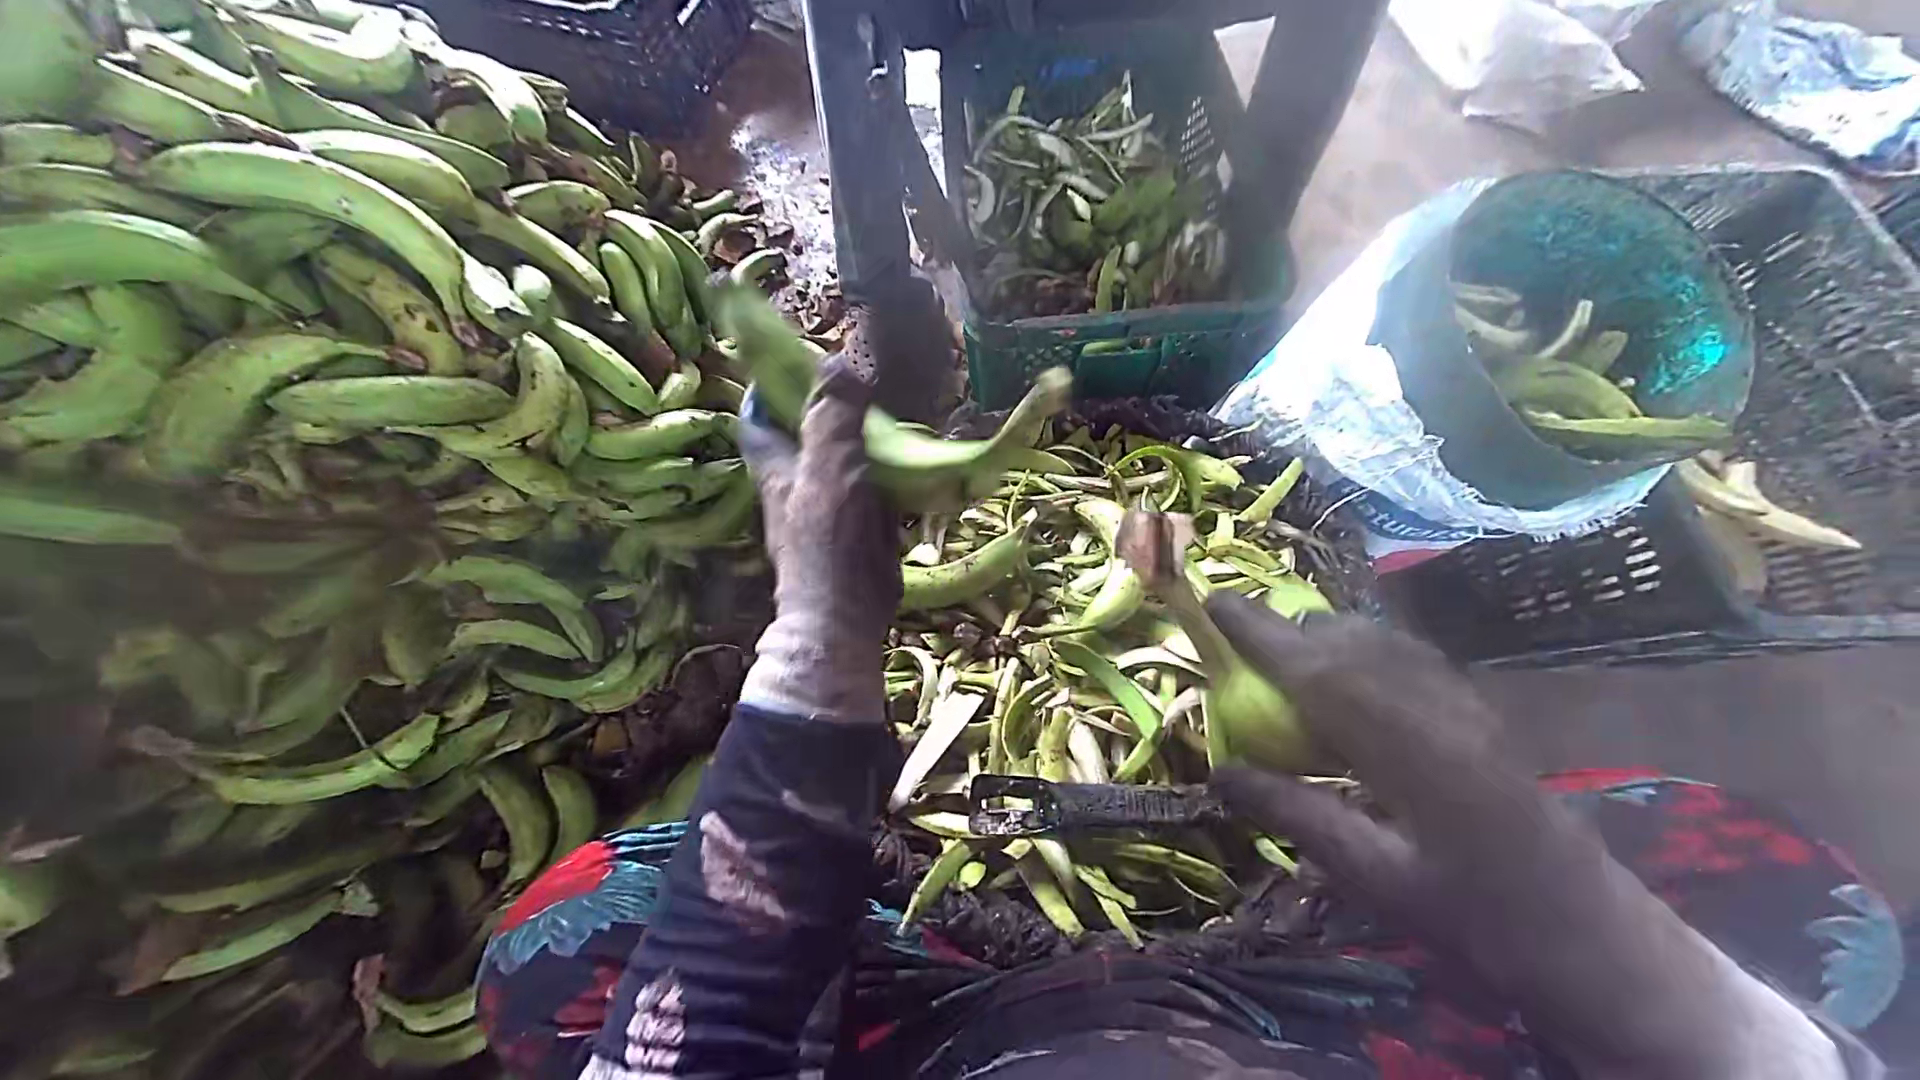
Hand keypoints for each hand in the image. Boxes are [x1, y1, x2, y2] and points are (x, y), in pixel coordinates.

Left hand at [737, 357, 899, 723]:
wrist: (845, 614)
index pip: (759, 415)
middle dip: (829, 406)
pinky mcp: (860, 525)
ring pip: (844, 457)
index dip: (770, 386)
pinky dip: (888, 469)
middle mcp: (798, 481)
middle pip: (807, 431)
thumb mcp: (828, 469)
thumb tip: (838, 361)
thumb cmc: (827, 542)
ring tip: (894, 410)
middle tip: (862, 381)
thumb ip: (832, 416)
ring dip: (864, 437)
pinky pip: (872, 485)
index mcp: (776, 465)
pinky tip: (913, 457)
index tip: (796, 358)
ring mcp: (831, 504)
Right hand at [1205, 594, 1841, 1079]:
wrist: (1600, 939)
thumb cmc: (1480, 918)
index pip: (1315, 667)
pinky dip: (1355, 651)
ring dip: (1318, 639)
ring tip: (1284, 673)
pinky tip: (1344, 688)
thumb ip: (1293, 814)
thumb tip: (1217, 772)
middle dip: (1282, 632)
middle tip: (1239, 656)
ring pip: (1374, 637)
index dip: (1257, 630)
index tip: (1212, 602)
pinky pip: (1400, 653)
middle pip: (1344, 637)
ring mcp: (1463, 700)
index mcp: (1409, 747)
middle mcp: (1436, 704)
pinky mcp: (1475, 706)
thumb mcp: (1373, 878)